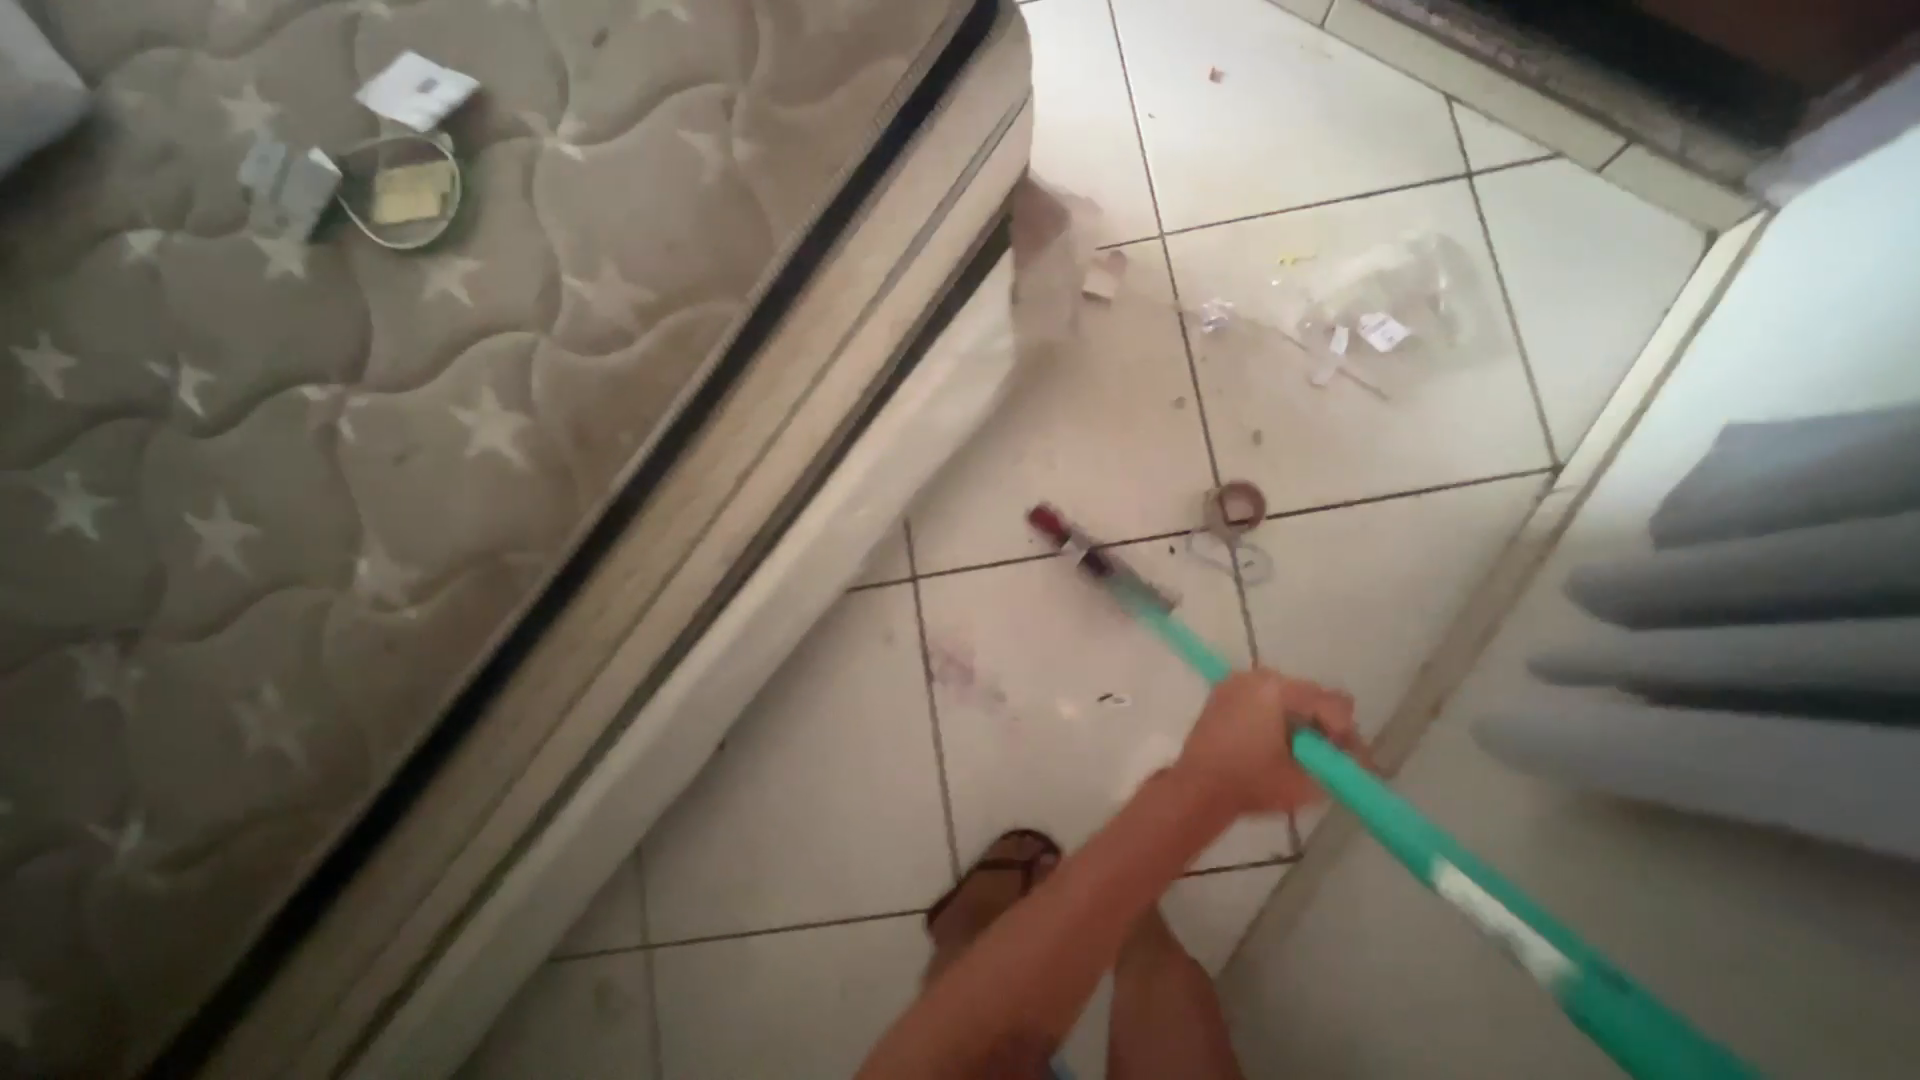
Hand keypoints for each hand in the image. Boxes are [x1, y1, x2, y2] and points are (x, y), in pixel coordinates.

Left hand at [1175, 669, 1364, 815]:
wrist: (1196, 789)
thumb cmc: (1251, 783)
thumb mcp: (1308, 781)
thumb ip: (1341, 765)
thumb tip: (1357, 759)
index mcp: (1277, 690)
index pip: (1333, 702)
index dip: (1345, 732)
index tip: (1342, 759)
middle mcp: (1256, 676)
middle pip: (1309, 695)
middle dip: (1322, 725)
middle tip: (1323, 757)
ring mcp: (1235, 682)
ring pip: (1286, 696)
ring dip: (1298, 720)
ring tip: (1297, 753)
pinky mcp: (1221, 694)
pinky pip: (1261, 698)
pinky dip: (1274, 715)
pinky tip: (1272, 744)